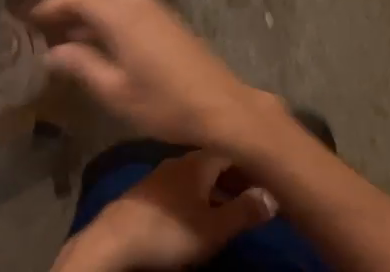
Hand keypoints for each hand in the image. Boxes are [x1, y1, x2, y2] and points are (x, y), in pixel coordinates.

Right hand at [31, 0, 277, 150]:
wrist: (221, 106)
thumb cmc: (165, 104)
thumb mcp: (116, 92)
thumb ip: (82, 66)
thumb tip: (52, 53)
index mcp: (121, 18)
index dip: (53, 4)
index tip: (32, 17)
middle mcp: (137, 3)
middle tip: (54, 17)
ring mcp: (155, 8)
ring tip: (73, 29)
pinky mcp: (166, 18)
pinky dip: (109, 6)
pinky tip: (103, 38)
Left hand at [56, 152, 277, 271]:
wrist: (115, 241)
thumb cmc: (170, 230)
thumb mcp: (215, 227)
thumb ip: (245, 210)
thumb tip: (274, 194)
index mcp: (197, 161)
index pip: (231, 148)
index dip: (251, 160)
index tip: (269, 173)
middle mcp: (179, 159)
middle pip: (214, 160)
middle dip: (235, 174)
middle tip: (256, 191)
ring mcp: (160, 173)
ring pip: (197, 173)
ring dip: (216, 186)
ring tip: (233, 203)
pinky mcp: (148, 190)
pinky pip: (182, 183)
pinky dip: (198, 192)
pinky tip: (201, 208)